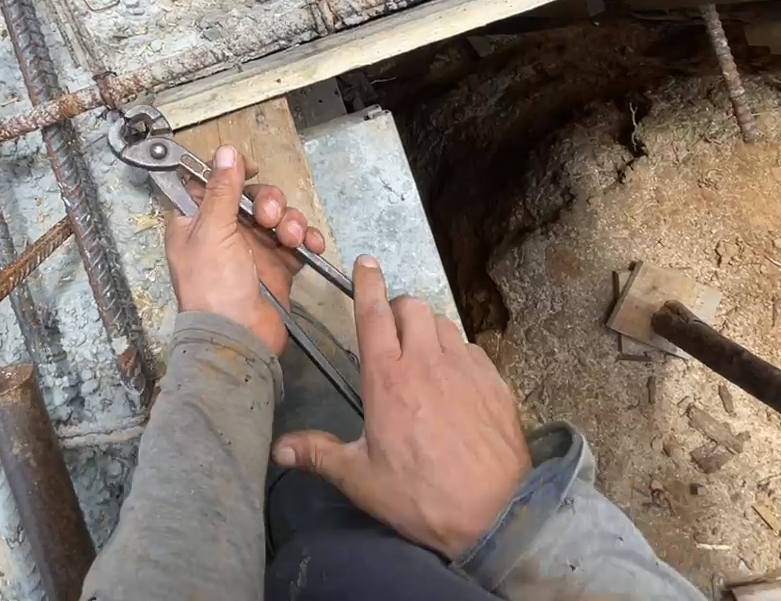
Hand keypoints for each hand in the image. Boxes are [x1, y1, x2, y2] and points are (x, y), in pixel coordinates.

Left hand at [163, 145, 328, 355]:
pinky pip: (295, 241)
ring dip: (290, 220)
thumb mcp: (212, 232)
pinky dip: (306, 239)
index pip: (211, 183)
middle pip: (251, 196)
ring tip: (291, 237)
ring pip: (277, 216)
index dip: (231, 173)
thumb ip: (221, 190)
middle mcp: (223, 231)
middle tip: (269, 217)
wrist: (240, 338)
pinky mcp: (276, 264)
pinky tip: (310, 244)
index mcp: (196, 221)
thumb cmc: (214, 288)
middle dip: (268, 201)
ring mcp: (251, 248)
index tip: (249, 171)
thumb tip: (226, 152)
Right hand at [271, 256, 529, 557]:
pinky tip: (455, 377)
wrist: (500, 517)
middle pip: (411, 306)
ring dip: (428, 328)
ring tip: (422, 353)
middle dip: (398, 309)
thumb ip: (320, 456)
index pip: (374, 312)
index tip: (365, 263)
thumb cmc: (424, 497)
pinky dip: (458, 351)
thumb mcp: (363, 480)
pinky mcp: (494, 381)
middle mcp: (426, 361)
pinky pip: (471, 348)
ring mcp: (464, 368)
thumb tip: (280, 450)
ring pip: (443, 322)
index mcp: (388, 377)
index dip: (367, 283)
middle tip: (392, 332)